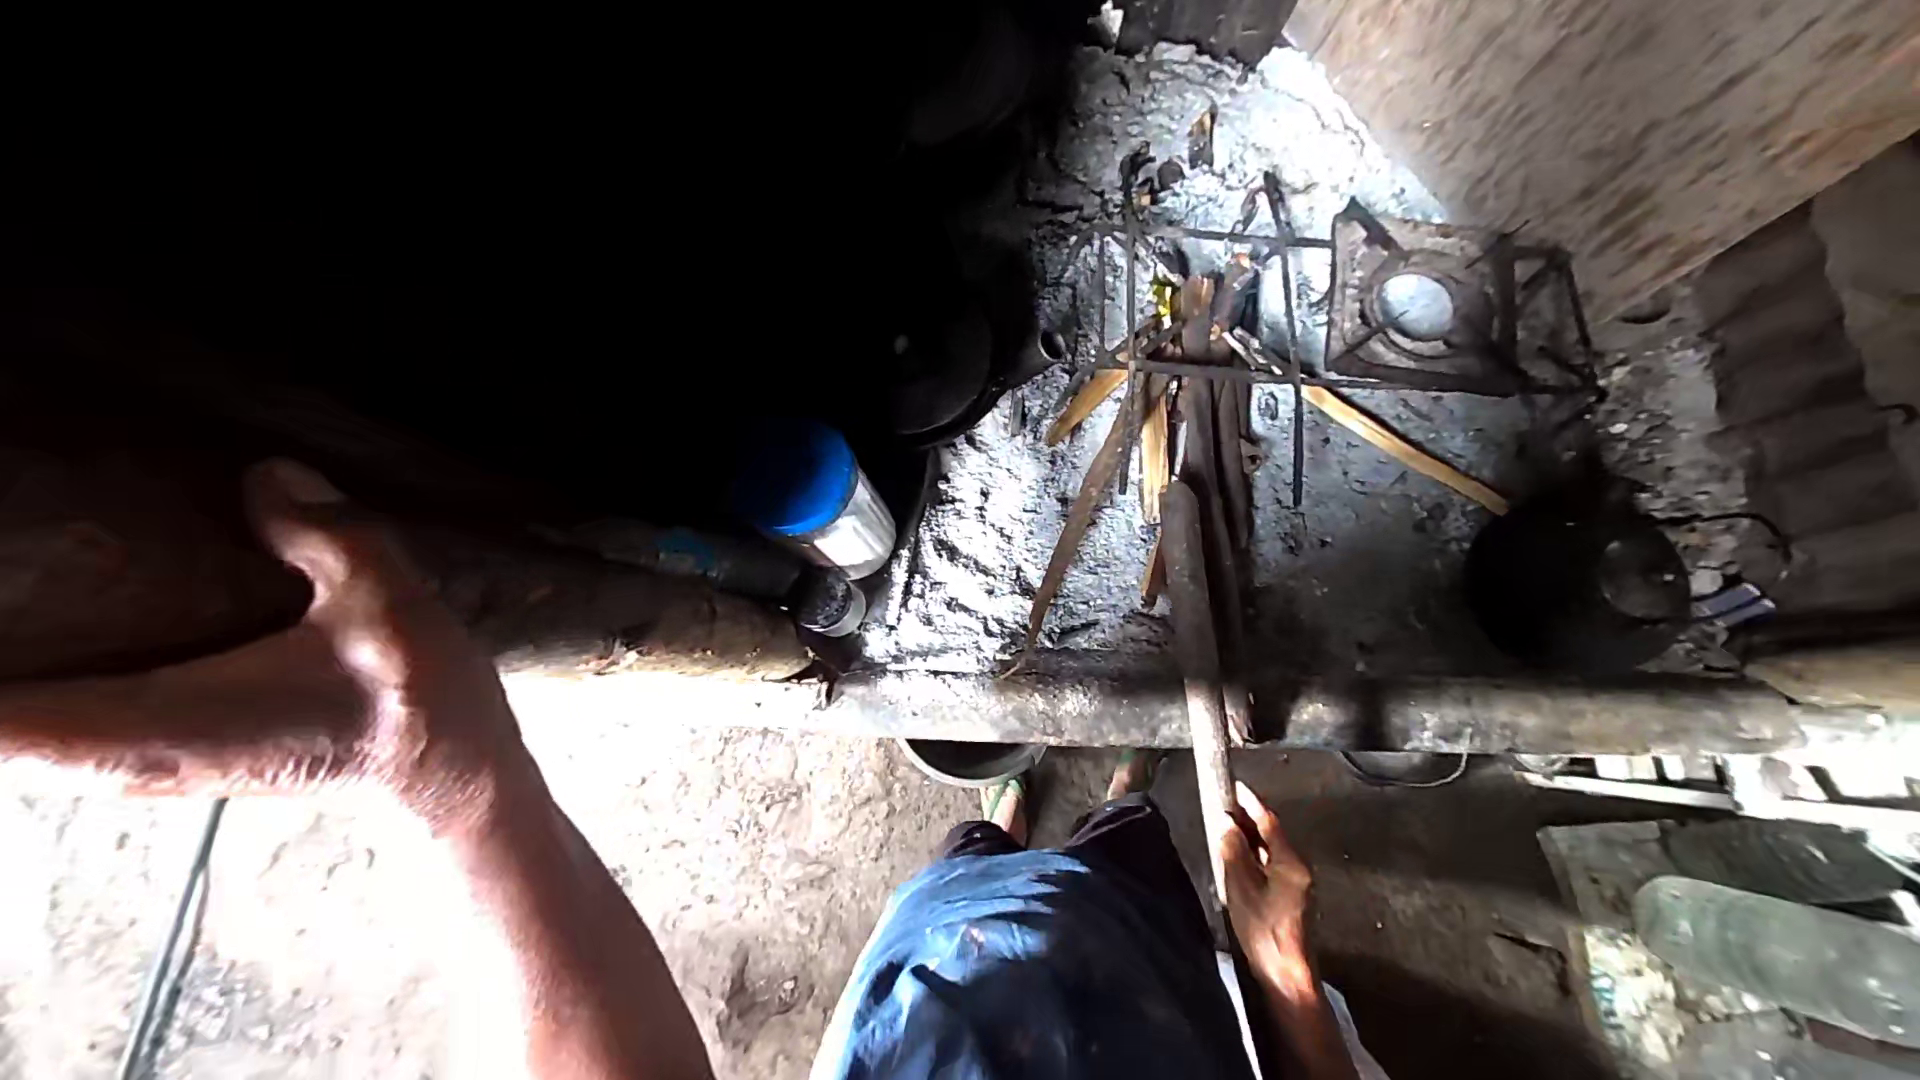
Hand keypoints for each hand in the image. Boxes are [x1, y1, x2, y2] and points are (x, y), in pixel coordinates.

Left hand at [0, 459, 529, 831]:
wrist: (455, 764)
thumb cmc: (421, 707)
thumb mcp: (390, 610)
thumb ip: (334, 539)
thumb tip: (269, 473)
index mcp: (140, 728)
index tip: (1, 566)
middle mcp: (110, 754)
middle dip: (13, 620)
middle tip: (26, 540)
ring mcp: (136, 754)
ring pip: (25, 706)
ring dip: (43, 642)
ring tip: (55, 565)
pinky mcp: (170, 742)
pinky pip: (69, 703)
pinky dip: (81, 656)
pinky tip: (128, 604)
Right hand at [1218, 780, 1317, 998]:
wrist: (1285, 972)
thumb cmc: (1262, 928)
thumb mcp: (1240, 886)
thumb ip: (1233, 849)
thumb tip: (1225, 822)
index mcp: (1290, 862)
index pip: (1270, 821)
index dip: (1251, 802)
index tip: (1235, 786)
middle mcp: (1299, 867)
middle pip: (1272, 832)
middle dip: (1248, 816)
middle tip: (1223, 803)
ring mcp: (1297, 881)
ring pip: (1271, 846)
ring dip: (1250, 834)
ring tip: (1225, 823)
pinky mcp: (1291, 892)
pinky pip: (1271, 860)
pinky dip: (1254, 851)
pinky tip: (1236, 852)